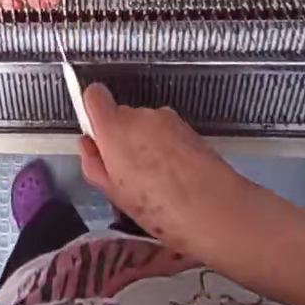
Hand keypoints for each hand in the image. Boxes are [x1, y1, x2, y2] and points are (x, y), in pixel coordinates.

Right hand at [77, 83, 259, 253]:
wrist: (216, 209)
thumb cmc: (159, 208)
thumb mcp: (114, 194)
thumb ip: (94, 164)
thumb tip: (88, 144)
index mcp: (115, 129)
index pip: (94, 94)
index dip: (92, 110)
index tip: (97, 134)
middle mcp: (139, 115)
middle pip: (120, 115)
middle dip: (120, 137)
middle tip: (128, 172)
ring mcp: (165, 118)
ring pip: (143, 124)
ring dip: (143, 143)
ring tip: (155, 178)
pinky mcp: (186, 125)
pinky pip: (164, 130)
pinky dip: (163, 145)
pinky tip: (173, 174)